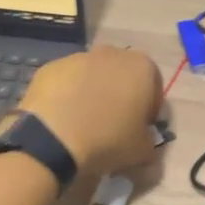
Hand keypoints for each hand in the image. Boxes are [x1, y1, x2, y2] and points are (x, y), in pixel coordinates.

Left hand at [16, 46, 163, 177]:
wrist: (54, 138)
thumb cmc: (109, 139)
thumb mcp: (143, 150)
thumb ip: (150, 140)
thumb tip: (143, 140)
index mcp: (143, 68)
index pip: (154, 88)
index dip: (149, 110)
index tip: (140, 129)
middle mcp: (113, 53)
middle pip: (122, 76)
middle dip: (121, 96)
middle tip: (113, 124)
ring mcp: (78, 57)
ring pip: (93, 76)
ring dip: (93, 93)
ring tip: (84, 123)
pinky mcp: (50, 66)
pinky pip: (67, 82)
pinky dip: (68, 95)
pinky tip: (63, 119)